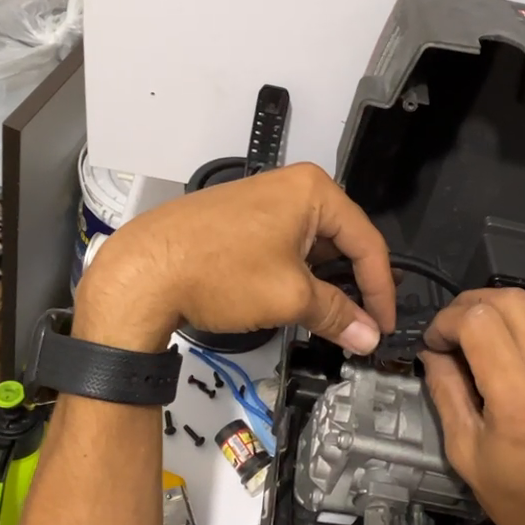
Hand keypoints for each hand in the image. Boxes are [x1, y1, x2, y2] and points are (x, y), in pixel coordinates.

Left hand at [73, 163, 396, 354]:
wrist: (141, 273)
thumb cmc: (218, 272)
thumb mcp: (290, 297)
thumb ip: (338, 315)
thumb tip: (368, 337)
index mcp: (312, 190)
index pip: (366, 242)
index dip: (380, 290)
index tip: (382, 326)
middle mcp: (290, 187)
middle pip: (341, 241)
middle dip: (354, 286)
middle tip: (364, 324)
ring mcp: (262, 202)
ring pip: (311, 247)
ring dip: (325, 284)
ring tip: (333, 319)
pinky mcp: (240, 221)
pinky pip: (284, 247)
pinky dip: (297, 276)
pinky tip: (297, 303)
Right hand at [422, 289, 524, 524]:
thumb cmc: (522, 508)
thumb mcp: (467, 456)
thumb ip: (447, 394)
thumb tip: (432, 353)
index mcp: (519, 402)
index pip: (480, 322)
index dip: (448, 321)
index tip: (434, 344)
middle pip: (511, 301)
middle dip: (470, 305)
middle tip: (450, 332)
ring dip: (497, 314)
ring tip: (474, 341)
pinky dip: (522, 332)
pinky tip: (505, 358)